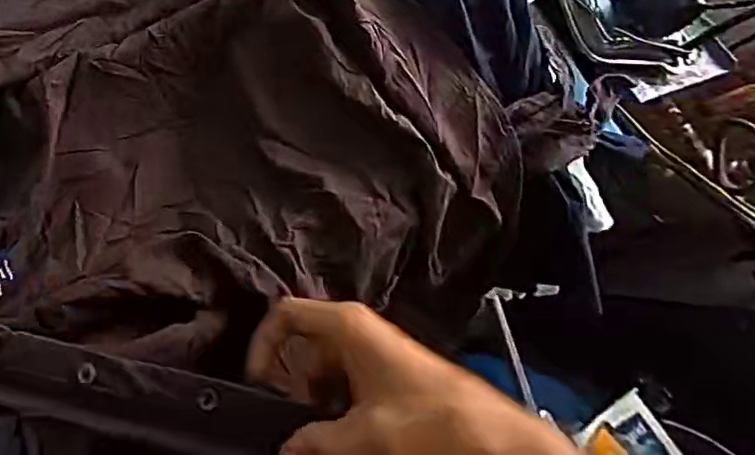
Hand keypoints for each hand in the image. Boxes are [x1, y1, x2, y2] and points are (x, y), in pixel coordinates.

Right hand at [246, 299, 573, 454]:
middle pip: (300, 345)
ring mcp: (370, 350)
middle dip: (290, 386)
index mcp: (345, 324)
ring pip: (320, 369)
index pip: (285, 314)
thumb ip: (317, 442)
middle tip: (296, 428)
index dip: (263, 346)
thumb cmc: (431, 423)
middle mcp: (353, 328)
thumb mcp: (367, 437)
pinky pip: (342, 383)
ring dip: (313, 404)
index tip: (257, 388)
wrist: (497, 440)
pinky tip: (344, 439)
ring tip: (322, 439)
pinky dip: (334, 409)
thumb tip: (285, 449)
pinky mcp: (384, 374)